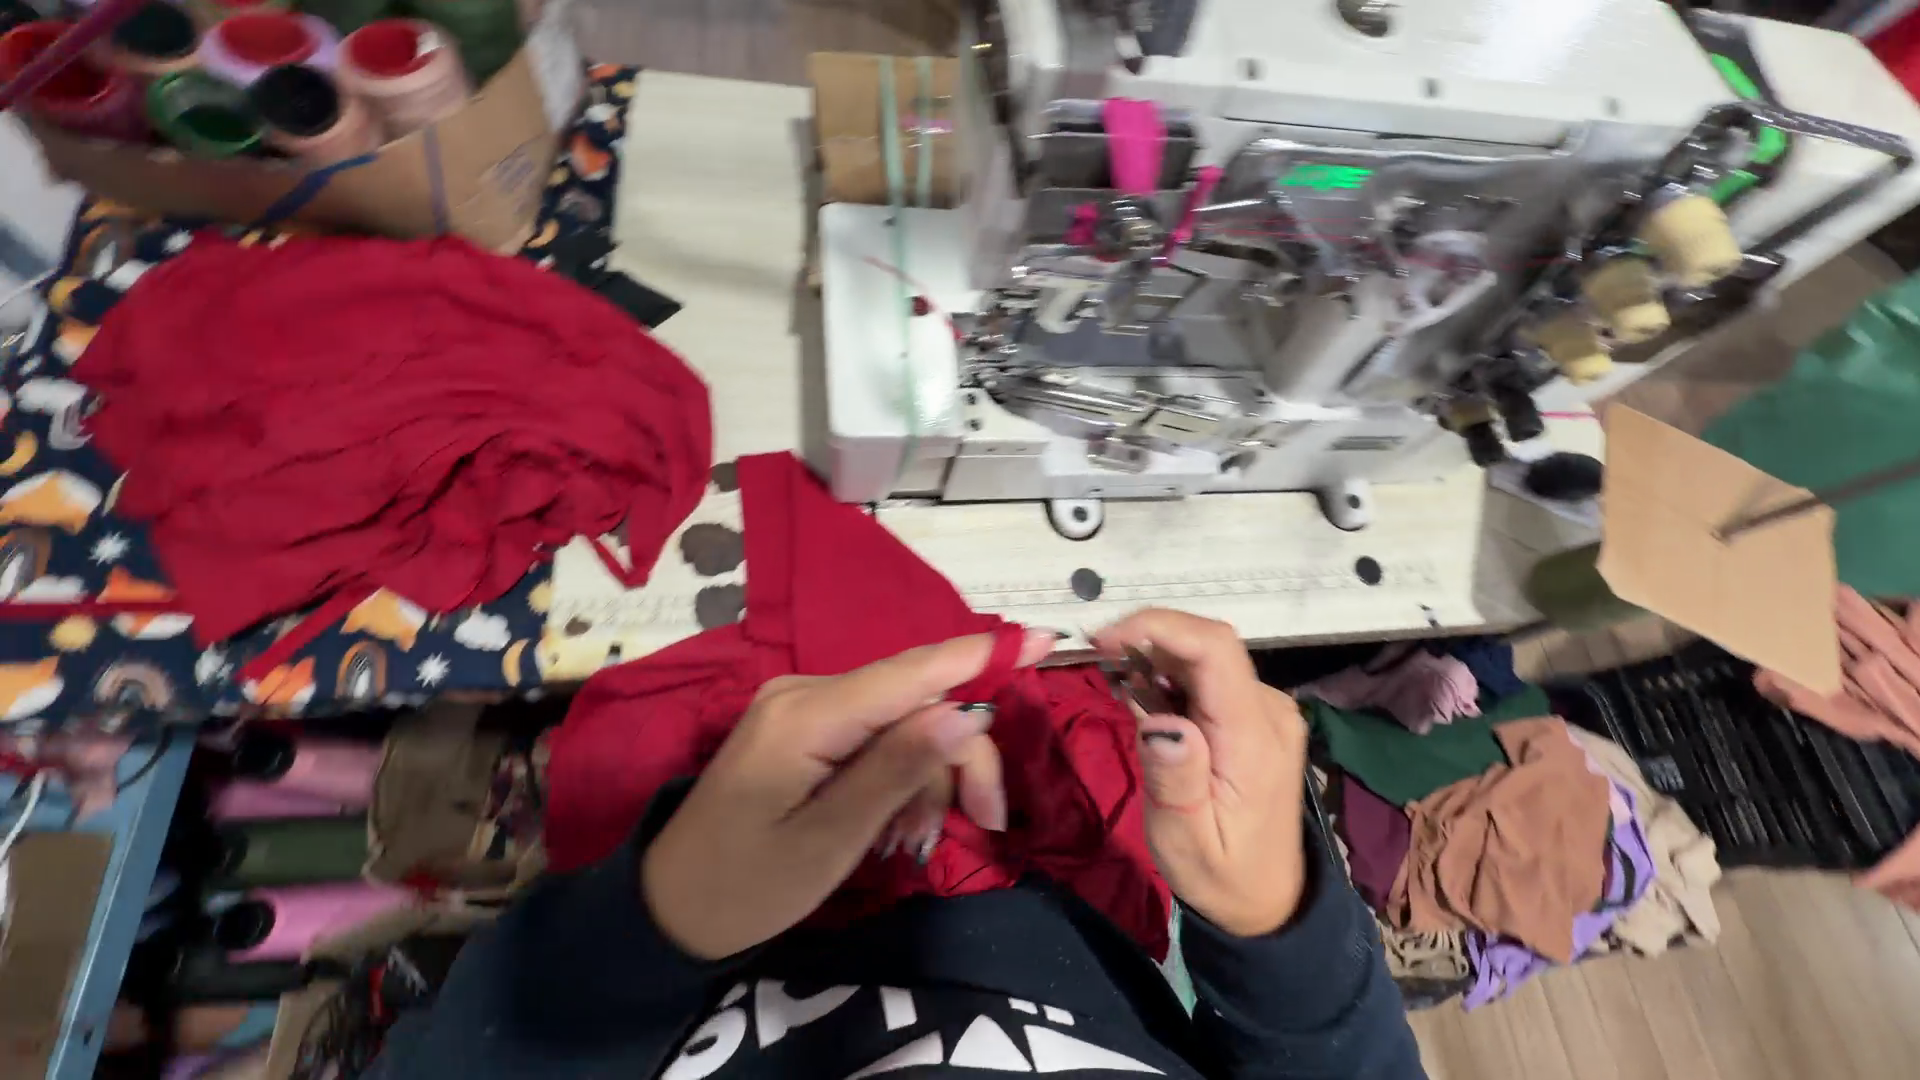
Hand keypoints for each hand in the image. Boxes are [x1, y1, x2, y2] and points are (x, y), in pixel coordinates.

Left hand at [641, 629, 1053, 959]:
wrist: (670, 908)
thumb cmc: (748, 886)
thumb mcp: (832, 839)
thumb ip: (900, 767)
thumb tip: (970, 711)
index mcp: (806, 714)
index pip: (910, 672)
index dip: (980, 654)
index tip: (1043, 638)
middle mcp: (806, 691)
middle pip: (916, 701)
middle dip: (960, 754)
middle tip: (986, 821)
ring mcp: (804, 704)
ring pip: (902, 720)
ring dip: (929, 774)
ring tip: (920, 838)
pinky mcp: (806, 724)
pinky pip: (875, 734)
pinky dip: (899, 773)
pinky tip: (896, 821)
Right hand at [1092, 609, 1308, 936]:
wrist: (1268, 903)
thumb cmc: (1221, 874)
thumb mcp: (1186, 840)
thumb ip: (1176, 777)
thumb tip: (1161, 719)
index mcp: (1253, 735)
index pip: (1214, 649)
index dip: (1157, 627)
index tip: (1103, 640)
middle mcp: (1267, 709)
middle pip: (1206, 644)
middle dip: (1147, 640)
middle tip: (1099, 662)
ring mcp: (1263, 709)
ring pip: (1203, 655)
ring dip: (1154, 659)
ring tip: (1120, 690)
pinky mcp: (1251, 715)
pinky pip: (1206, 676)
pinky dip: (1167, 676)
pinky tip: (1145, 705)